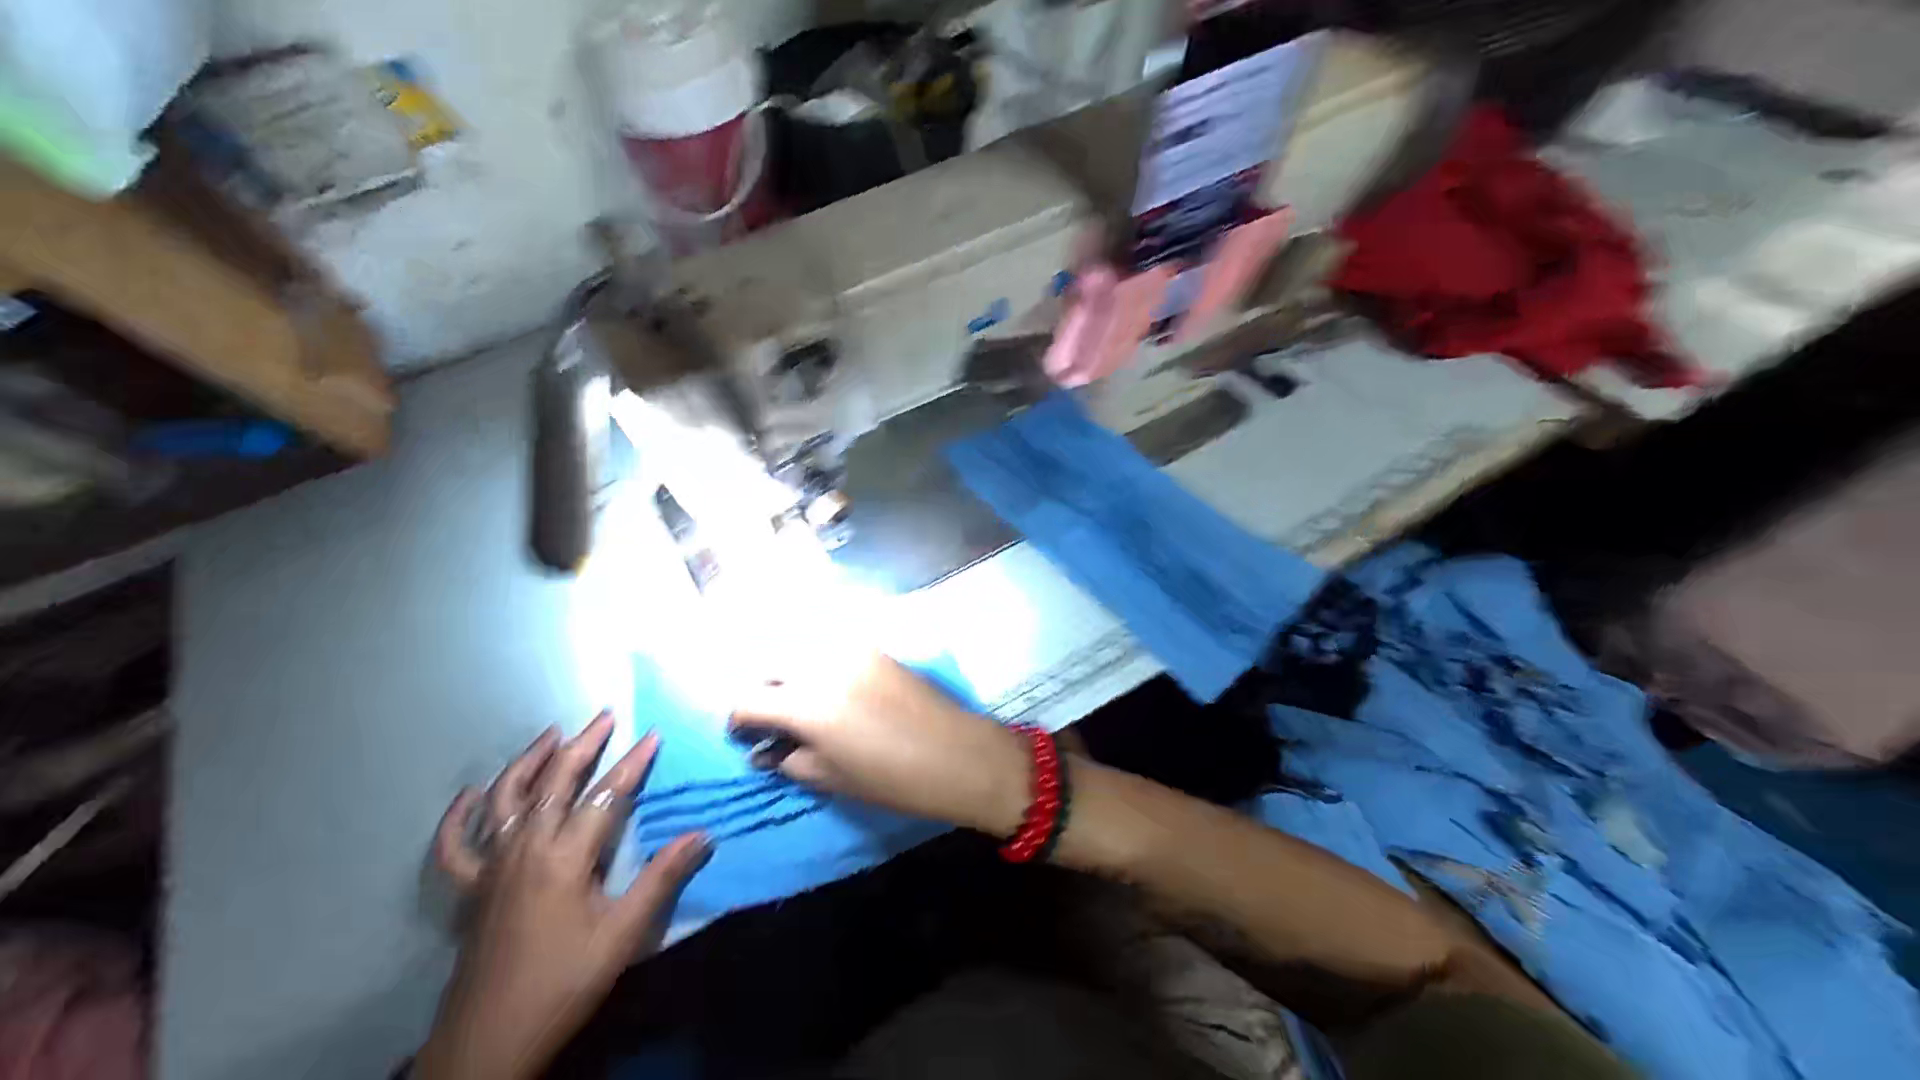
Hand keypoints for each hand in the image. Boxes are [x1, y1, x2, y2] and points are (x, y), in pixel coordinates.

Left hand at [419, 713, 710, 1079]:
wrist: (491, 1039)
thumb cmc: (565, 980)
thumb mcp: (624, 933)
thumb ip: (661, 878)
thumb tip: (702, 834)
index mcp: (564, 856)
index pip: (605, 794)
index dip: (632, 763)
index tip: (653, 735)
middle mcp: (525, 847)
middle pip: (555, 782)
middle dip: (582, 745)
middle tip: (604, 717)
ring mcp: (492, 865)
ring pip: (507, 799)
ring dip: (529, 762)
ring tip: (550, 734)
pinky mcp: (470, 888)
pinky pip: (456, 845)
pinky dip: (460, 816)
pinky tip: (471, 795)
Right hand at [729, 653, 1029, 836]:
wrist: (958, 754)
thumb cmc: (892, 779)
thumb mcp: (831, 778)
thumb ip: (789, 759)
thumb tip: (764, 750)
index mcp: (806, 703)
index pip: (747, 700)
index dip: (738, 720)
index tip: (743, 736)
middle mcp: (822, 665)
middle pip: (770, 665)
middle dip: (763, 691)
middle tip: (772, 720)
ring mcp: (850, 649)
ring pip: (800, 652)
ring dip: (791, 675)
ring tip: (802, 704)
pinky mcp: (874, 647)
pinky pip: (831, 650)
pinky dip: (819, 666)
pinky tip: (831, 690)